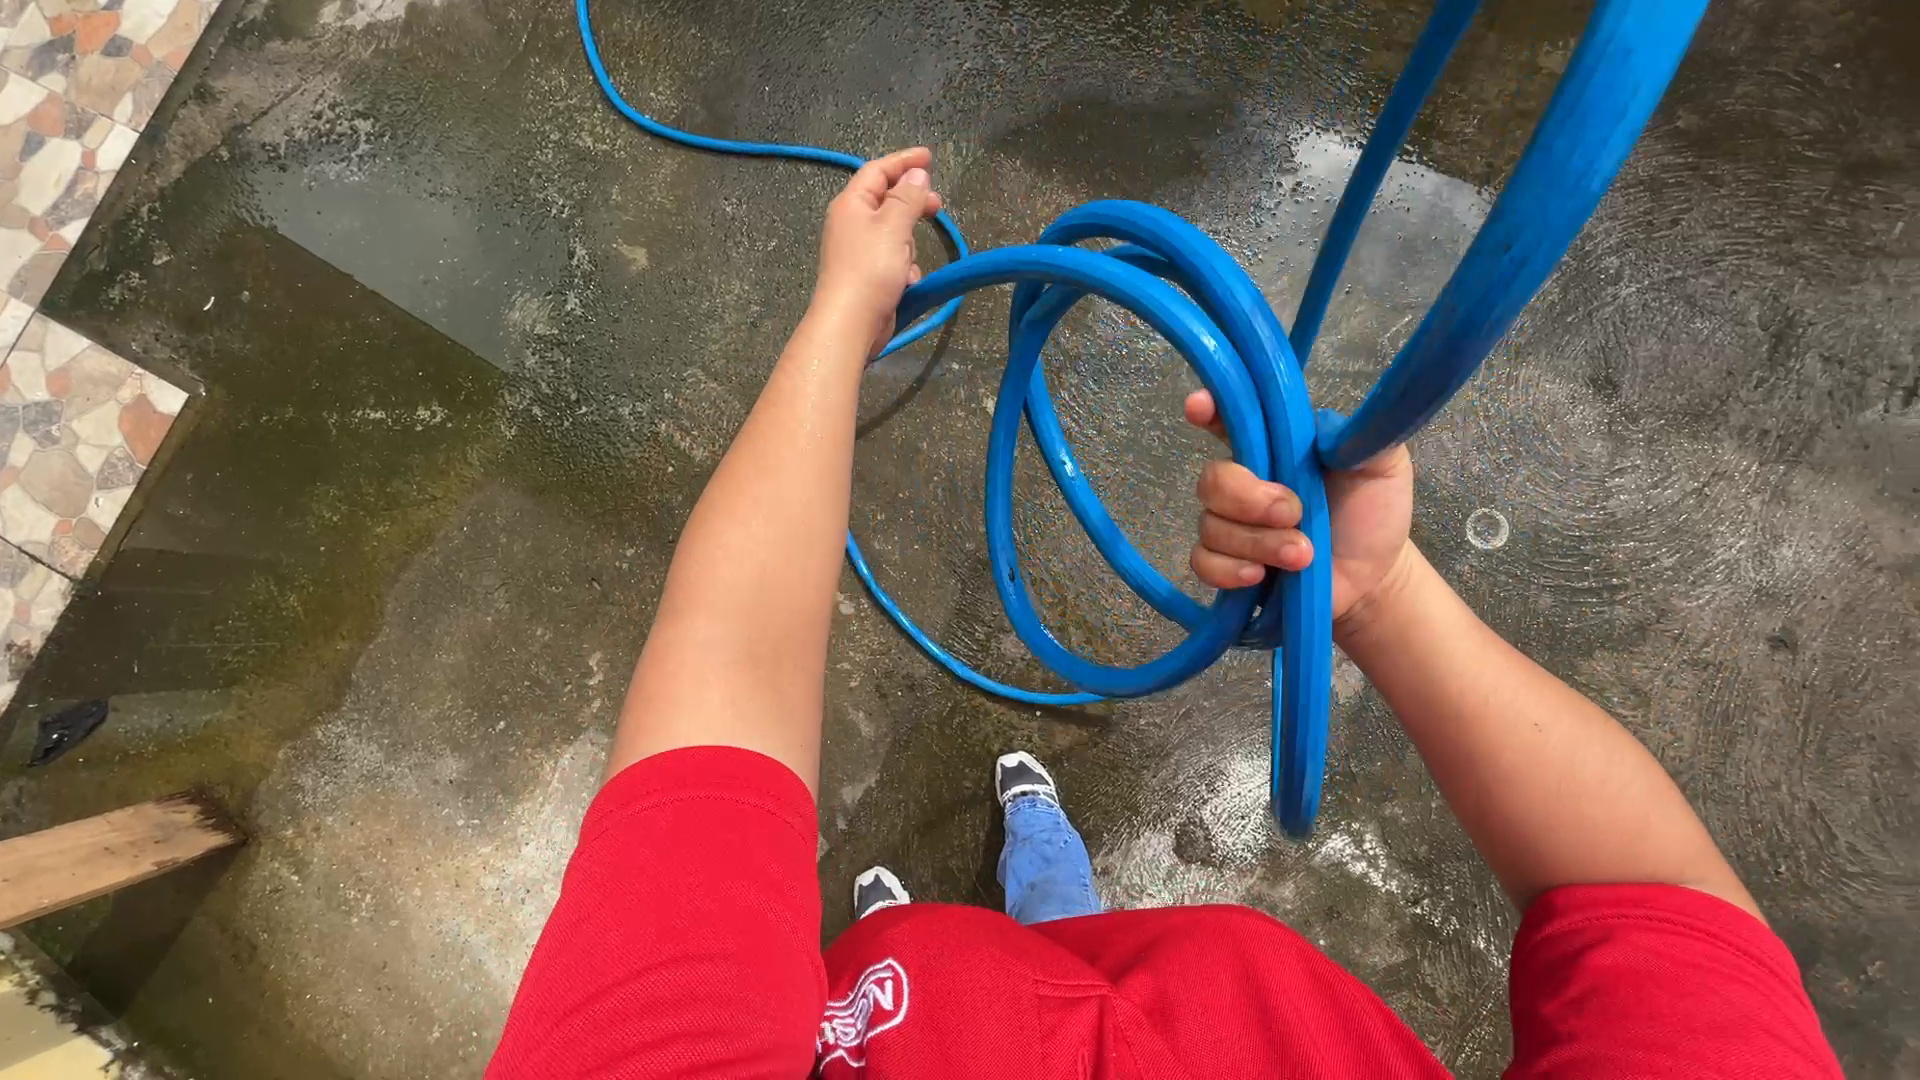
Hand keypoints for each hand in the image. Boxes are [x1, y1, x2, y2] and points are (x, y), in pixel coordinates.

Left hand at [810, 146, 944, 356]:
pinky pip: (893, 261)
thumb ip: (908, 197)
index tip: (930, 157)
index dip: (904, 161)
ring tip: (910, 261)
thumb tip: (917, 174)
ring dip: (908, 244)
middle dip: (913, 204)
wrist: (851, 323)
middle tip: (937, 205)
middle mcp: (852, 224)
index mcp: (852, 204)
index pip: (878, 171)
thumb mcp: (893, 226)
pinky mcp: (869, 276)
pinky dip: (904, 267)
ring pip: (894, 234)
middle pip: (888, 202)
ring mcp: (860, 251)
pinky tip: (908, 281)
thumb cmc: (870, 269)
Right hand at [1184, 390, 1413, 626]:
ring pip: (1211, 526)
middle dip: (1249, 500)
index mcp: (1272, 449)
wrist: (1373, 578)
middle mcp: (1242, 483)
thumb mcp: (1381, 466)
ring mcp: (1228, 525)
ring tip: (1303, 557)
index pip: (1228, 420)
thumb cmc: (1372, 514)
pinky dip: (1232, 570)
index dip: (1208, 410)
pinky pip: (1204, 563)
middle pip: (1211, 480)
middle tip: (1294, 514)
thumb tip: (1315, 426)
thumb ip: (1354, 438)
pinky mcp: (1225, 566)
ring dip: (1259, 543)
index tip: (1199, 409)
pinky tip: (1261, 576)